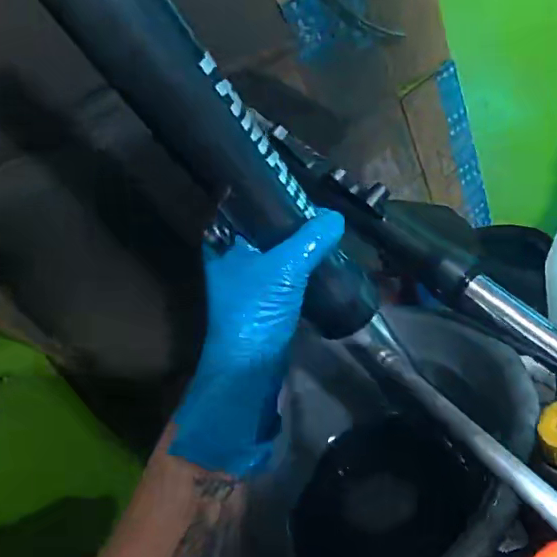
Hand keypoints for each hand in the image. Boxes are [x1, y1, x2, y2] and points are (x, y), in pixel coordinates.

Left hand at [168, 211, 345, 475]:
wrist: (249, 374)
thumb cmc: (256, 314)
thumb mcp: (286, 269)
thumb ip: (310, 240)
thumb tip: (334, 218)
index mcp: (223, 246)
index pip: (238, 206)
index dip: (262, 193)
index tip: (291, 183)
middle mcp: (230, 263)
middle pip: (260, 231)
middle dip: (287, 220)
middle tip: (318, 206)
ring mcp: (248, 288)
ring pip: (275, 256)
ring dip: (297, 246)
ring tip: (326, 229)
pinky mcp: (266, 308)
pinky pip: (286, 279)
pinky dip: (302, 270)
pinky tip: (324, 262)